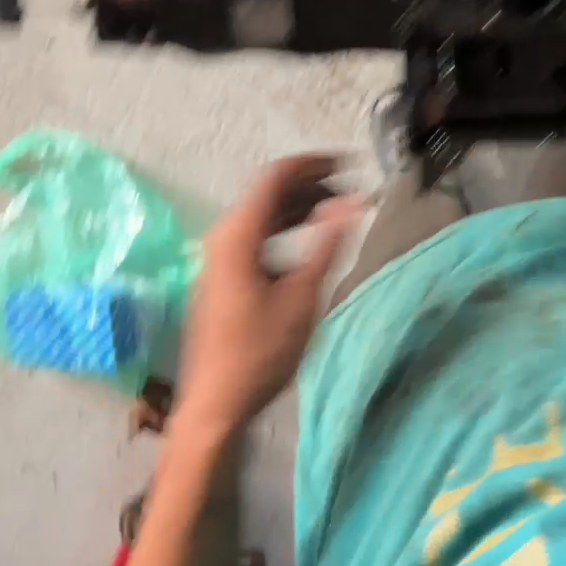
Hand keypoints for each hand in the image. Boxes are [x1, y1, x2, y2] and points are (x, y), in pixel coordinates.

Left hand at [172, 155, 362, 438]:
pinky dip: (286, 227)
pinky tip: (310, 239)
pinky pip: (258, 233)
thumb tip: (351, 201)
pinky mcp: (223, 272)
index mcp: (238, 233)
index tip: (350, 164)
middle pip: (269, 192)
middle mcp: (224, 235)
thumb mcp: (302, 296)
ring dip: (300, 207)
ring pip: (264, 213)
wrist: (214, 402)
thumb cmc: (260, 351)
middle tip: (351, 190)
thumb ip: (327, 243)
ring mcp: (220, 254)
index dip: (315, 164)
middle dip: (312, 185)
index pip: (277, 176)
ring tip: (338, 210)